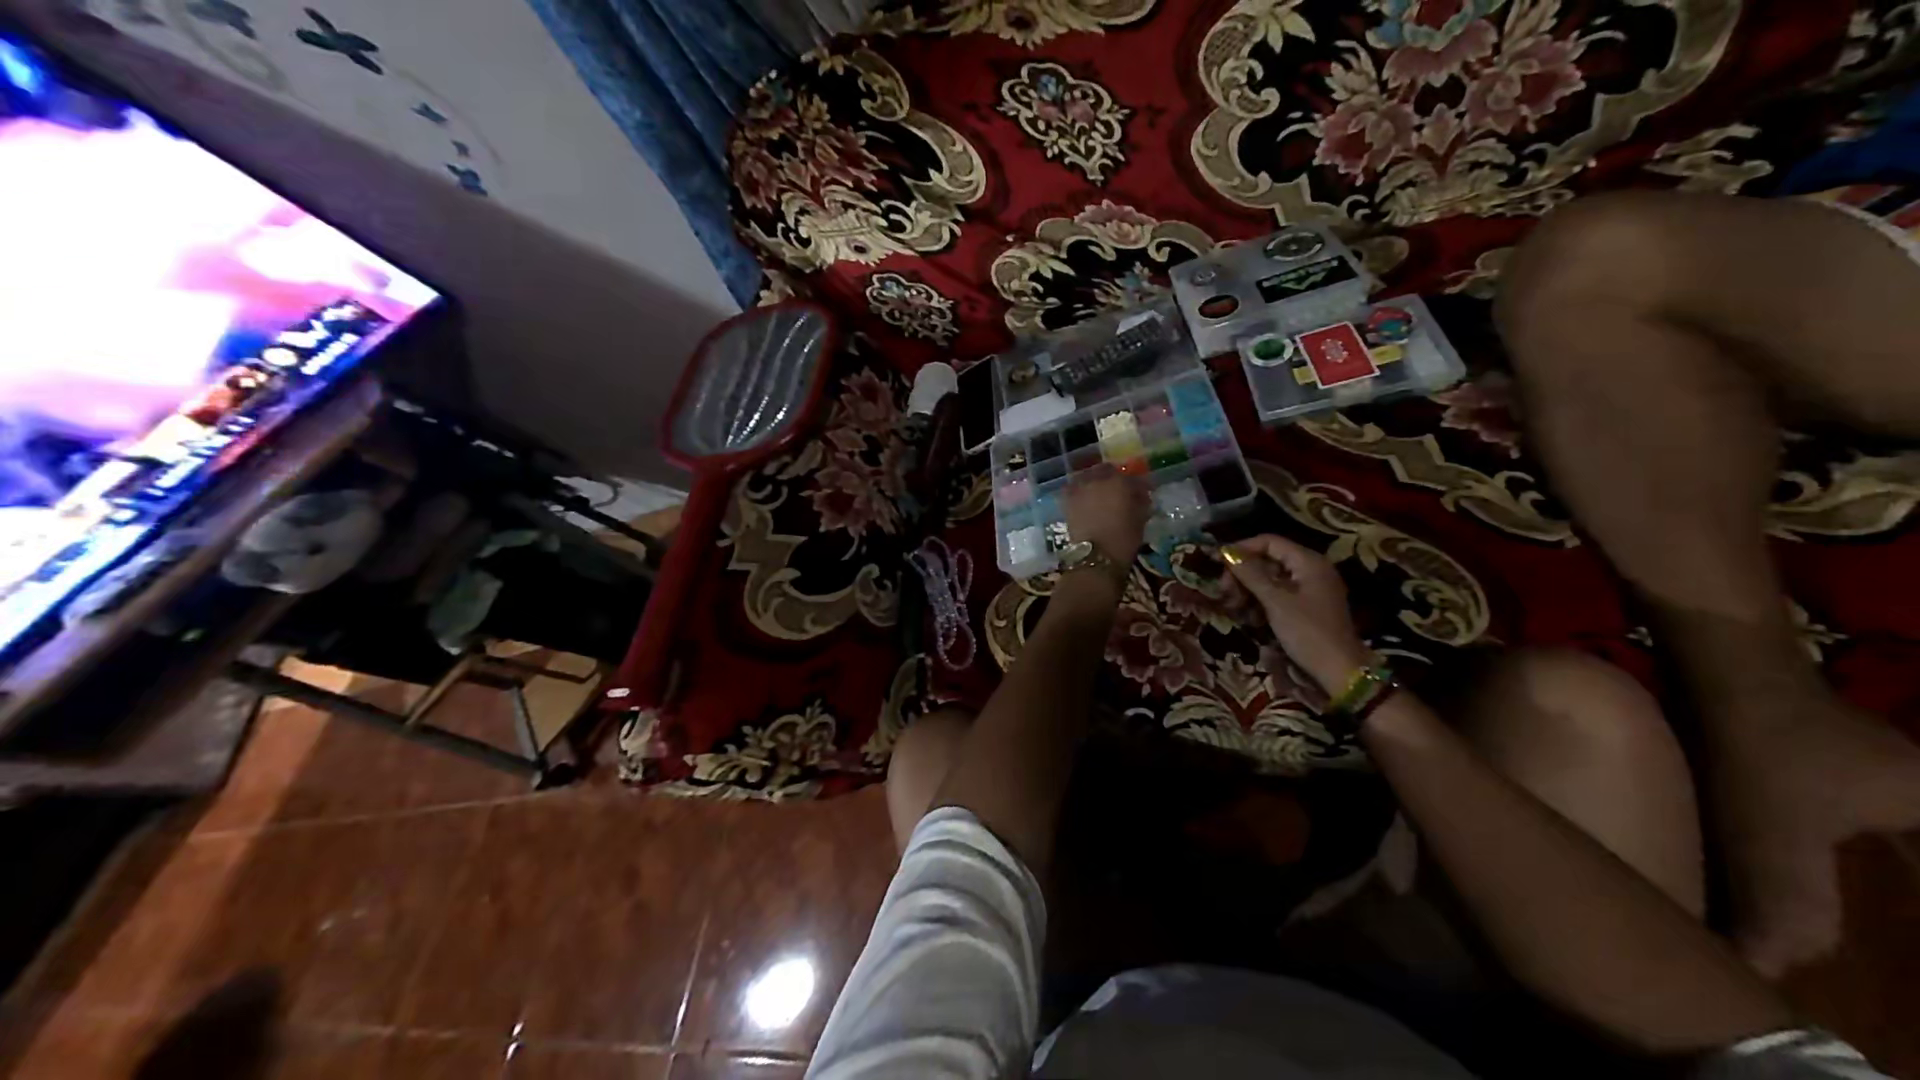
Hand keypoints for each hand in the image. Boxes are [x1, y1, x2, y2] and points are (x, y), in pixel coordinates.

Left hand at [1065, 468, 1149, 566]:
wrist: (1096, 556)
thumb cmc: (1124, 539)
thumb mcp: (1140, 519)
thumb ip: (1140, 502)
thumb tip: (1140, 496)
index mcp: (1120, 482)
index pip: (1132, 478)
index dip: (1139, 485)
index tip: (1143, 492)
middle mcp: (1098, 479)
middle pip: (1107, 470)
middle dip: (1114, 477)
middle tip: (1119, 489)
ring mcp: (1080, 488)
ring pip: (1088, 475)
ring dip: (1095, 481)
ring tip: (1100, 493)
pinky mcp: (1067, 499)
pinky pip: (1073, 487)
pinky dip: (1080, 490)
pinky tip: (1085, 498)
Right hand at [1225, 534, 1369, 692]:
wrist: (1339, 671)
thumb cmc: (1307, 632)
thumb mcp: (1275, 602)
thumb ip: (1251, 574)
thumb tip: (1226, 552)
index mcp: (1308, 562)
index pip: (1269, 542)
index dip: (1242, 549)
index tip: (1218, 565)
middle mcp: (1312, 569)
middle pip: (1269, 559)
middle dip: (1244, 573)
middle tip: (1225, 592)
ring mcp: (1312, 589)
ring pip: (1272, 579)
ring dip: (1250, 590)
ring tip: (1235, 607)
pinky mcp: (1309, 607)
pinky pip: (1280, 595)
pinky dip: (1263, 602)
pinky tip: (1251, 618)